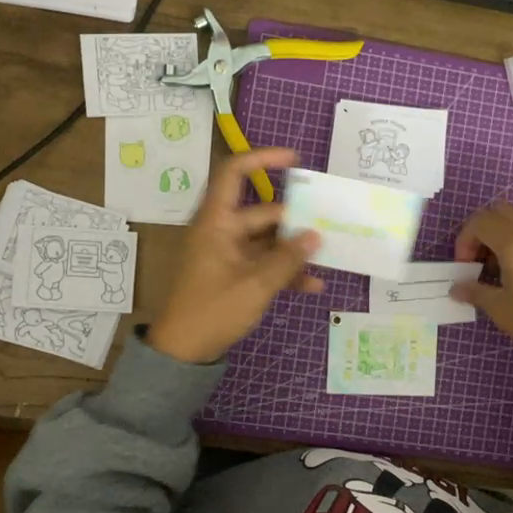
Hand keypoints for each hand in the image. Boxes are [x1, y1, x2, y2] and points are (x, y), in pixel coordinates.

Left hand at [147, 148, 322, 362]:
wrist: (182, 352)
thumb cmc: (212, 311)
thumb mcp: (255, 285)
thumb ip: (286, 259)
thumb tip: (315, 236)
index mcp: (216, 222)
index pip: (233, 173)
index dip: (262, 159)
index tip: (294, 160)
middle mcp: (221, 231)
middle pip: (262, 213)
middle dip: (295, 220)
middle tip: (330, 225)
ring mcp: (227, 254)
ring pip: (267, 240)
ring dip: (293, 250)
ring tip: (327, 256)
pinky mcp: (233, 275)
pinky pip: (263, 264)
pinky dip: (283, 272)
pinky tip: (312, 286)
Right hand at [450, 202, 512, 362]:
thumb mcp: (502, 311)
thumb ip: (475, 292)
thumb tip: (457, 287)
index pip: (479, 222)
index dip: (463, 241)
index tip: (464, 267)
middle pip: (499, 212)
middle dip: (481, 232)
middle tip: (478, 261)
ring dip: (501, 236)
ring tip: (498, 270)